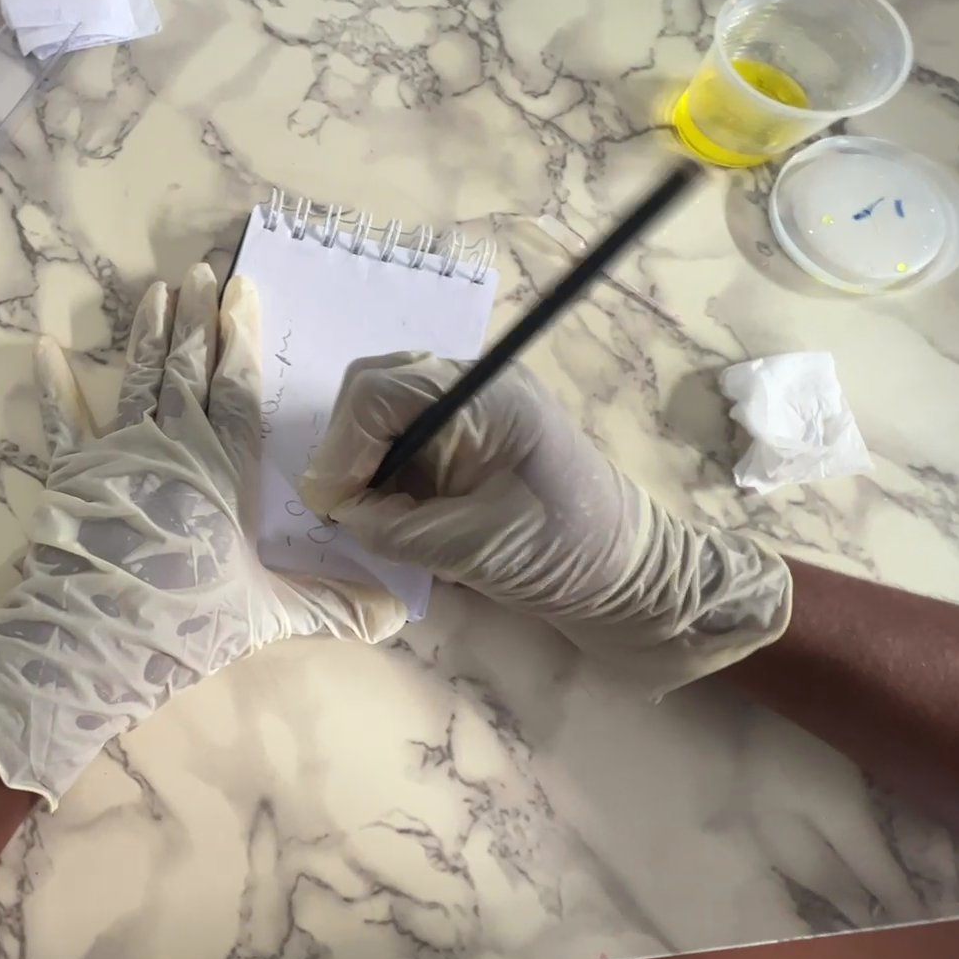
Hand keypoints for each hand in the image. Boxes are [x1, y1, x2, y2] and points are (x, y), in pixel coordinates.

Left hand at [0, 266, 408, 806]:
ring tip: (155, 291)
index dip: (239, 340)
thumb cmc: (186, 619)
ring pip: (137, 381)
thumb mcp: (268, 613)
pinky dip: (54, 386)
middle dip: (196, 320)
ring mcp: (117, 453)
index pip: (234, 391)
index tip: (241, 292)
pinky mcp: (72, 472)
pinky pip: (63, 422)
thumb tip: (396, 615)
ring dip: (147, 335)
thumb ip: (329, 603)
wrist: (100, 637)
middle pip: (187, 371)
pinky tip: (45, 347)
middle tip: (199, 271)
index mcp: (220, 470)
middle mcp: (170, 446)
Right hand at [297, 352, 791, 695]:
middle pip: (370, 387)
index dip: (341, 447)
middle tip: (344, 502)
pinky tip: (388, 502)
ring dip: (358, 455)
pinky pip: (394, 431)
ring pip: (375, 408)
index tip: (330, 503)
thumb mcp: (472, 548)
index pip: (379, 392)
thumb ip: (393, 527)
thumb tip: (339, 510)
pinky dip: (375, 465)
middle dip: (344, 445)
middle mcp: (471, 385)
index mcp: (486, 398)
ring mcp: (465, 404)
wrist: (628, 574)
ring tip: (368, 506)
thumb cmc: (566, 557)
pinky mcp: (460, 430)